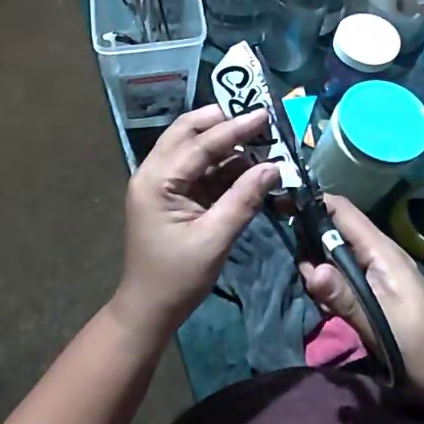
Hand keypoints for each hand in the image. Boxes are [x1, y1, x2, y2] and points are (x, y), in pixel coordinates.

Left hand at [113, 105, 280, 338]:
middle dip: (222, 123)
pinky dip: (222, 164)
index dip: (235, 129)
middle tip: (257, 119)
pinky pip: (198, 169)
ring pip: (193, 148)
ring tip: (259, 139)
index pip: (199, 145)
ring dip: (224, 142)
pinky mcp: (172, 196)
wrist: (149, 309)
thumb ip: (244, 199)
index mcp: (156, 181)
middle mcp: (154, 174)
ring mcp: (161, 184)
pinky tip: (247, 164)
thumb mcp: (214, 239)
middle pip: (188, 133)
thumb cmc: (177, 277)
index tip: (264, 114)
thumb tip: (274, 167)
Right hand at [297, 195, 423, 396]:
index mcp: (382, 251)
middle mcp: (377, 255)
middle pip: (334, 230)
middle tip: (282, 260)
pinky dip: (326, 283)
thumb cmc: (423, 350)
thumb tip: (310, 269)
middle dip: (306, 239)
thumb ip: (345, 298)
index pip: (341, 210)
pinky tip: (317, 300)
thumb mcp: (381, 326)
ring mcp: (376, 274)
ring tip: (297, 284)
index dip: (309, 203)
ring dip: (314, 266)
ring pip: (335, 255)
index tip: (276, 206)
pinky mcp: (374, 292)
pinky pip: (342, 276)